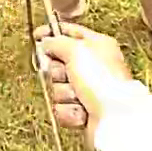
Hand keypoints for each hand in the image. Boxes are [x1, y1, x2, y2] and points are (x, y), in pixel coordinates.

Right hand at [34, 22, 134, 139]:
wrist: (114, 118)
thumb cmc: (102, 80)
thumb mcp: (77, 51)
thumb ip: (57, 42)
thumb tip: (45, 42)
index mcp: (97, 45)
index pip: (69, 33)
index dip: (52, 33)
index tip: (37, 36)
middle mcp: (92, 66)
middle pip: (58, 63)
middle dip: (57, 72)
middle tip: (66, 74)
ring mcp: (87, 89)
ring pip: (57, 87)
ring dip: (65, 93)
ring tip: (79, 96)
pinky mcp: (83, 110)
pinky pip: (61, 108)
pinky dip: (69, 111)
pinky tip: (82, 111)